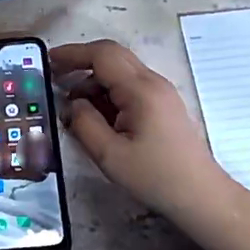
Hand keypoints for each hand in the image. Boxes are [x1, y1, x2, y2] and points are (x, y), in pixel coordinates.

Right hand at [49, 40, 235, 219]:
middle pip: (112, 56)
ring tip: (73, 106)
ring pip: (121, 71)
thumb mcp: (110, 155)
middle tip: (55, 78)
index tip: (49, 61)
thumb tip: (72, 104)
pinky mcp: (162, 104)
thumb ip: (85, 124)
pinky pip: (130, 86)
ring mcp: (160, 91)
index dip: (73, 54)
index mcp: (141, 90)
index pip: (103, 55)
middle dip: (81, 62)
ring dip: (94, 81)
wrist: (200, 195)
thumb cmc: (155, 177)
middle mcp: (153, 82)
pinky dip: (108, 92)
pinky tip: (96, 115)